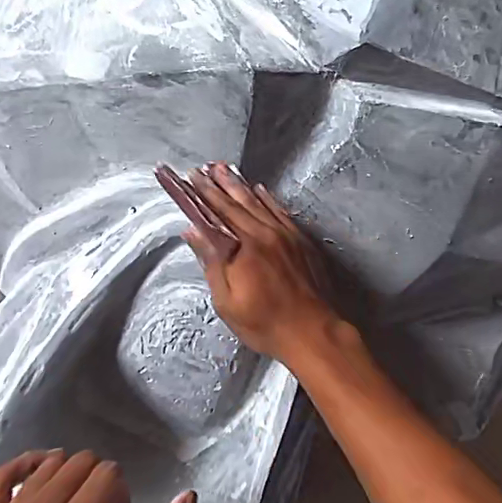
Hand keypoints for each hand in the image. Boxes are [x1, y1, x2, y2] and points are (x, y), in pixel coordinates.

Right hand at [157, 162, 353, 366]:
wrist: (314, 333)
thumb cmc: (266, 323)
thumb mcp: (227, 301)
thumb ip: (211, 262)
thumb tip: (194, 232)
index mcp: (243, 247)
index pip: (215, 213)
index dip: (200, 194)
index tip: (187, 179)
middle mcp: (264, 234)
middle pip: (235, 203)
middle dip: (215, 184)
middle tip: (201, 169)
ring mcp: (285, 235)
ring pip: (257, 202)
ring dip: (238, 184)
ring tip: (223, 169)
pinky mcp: (301, 241)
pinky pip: (280, 211)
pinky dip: (267, 198)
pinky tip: (259, 188)